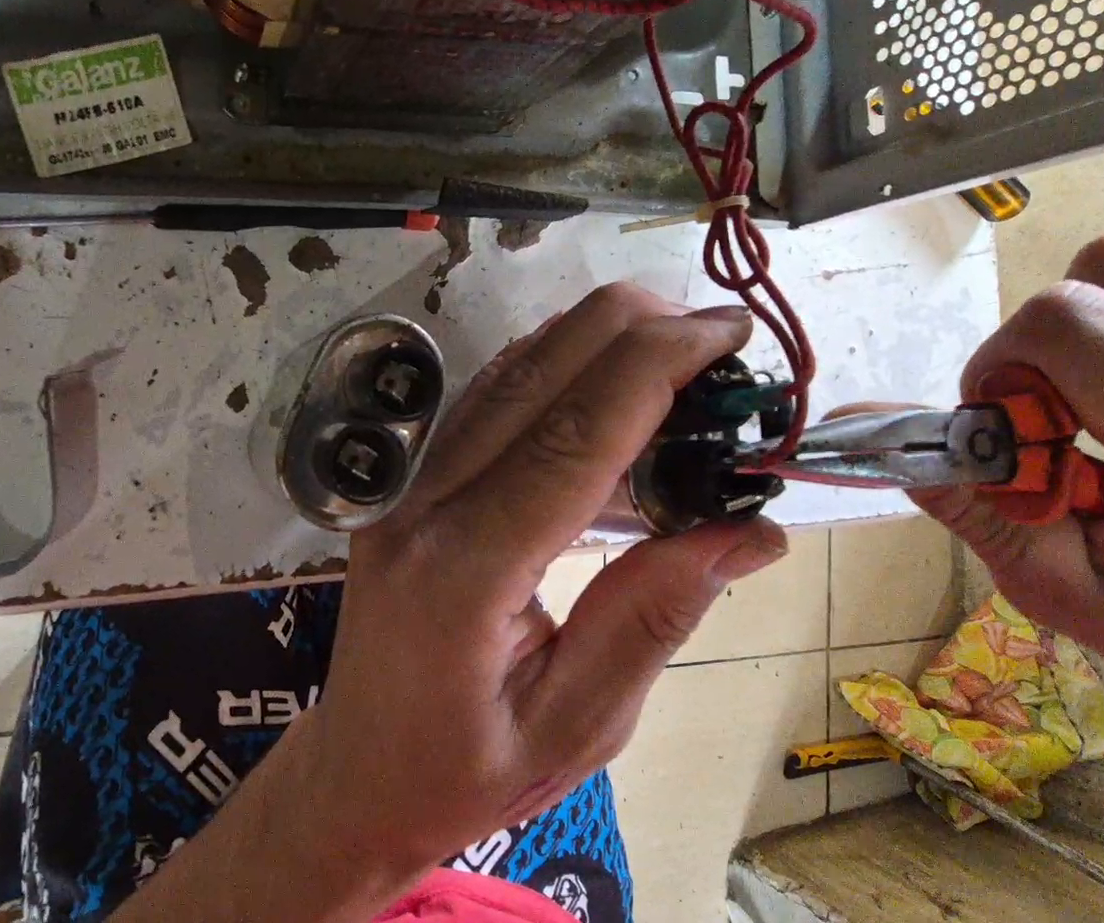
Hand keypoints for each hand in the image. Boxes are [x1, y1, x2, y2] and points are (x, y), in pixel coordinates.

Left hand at [110, 284, 787, 922]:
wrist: (358, 773)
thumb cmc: (464, 771)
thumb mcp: (576, 725)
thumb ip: (651, 617)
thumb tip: (746, 529)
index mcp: (463, 570)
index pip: (574, 434)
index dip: (656, 366)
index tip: (729, 332)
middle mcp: (421, 506)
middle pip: (532, 375)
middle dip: (628, 330)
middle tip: (715, 335)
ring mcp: (401, 490)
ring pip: (502, 376)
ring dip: (589, 343)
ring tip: (674, 350)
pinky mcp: (402, 488)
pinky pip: (481, 405)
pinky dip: (547, 373)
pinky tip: (598, 377)